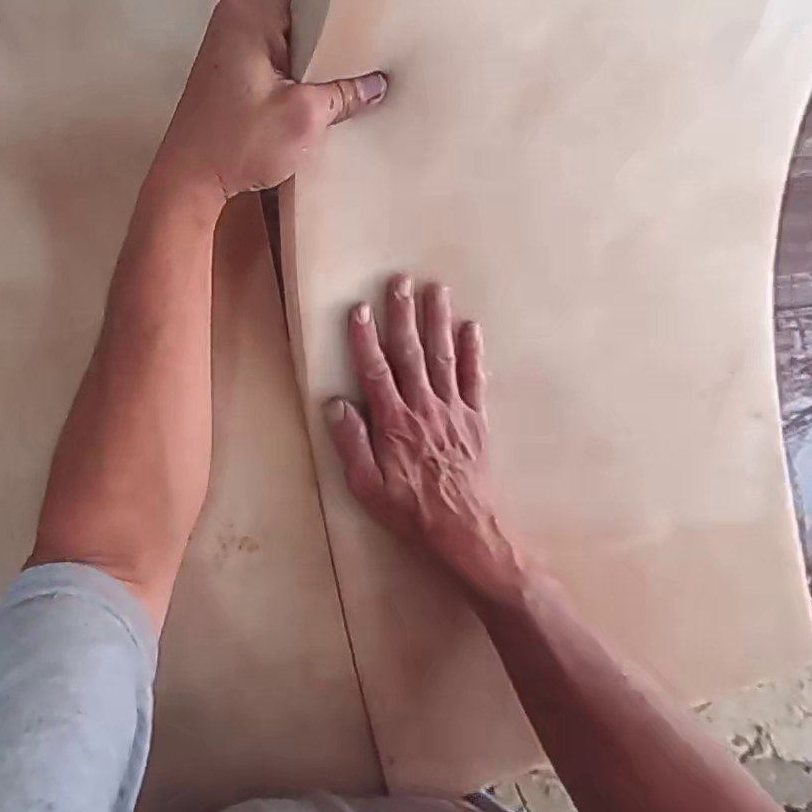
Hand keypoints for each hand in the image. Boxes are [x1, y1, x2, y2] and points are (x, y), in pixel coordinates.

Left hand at [152, 0, 386, 201]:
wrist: (190, 180)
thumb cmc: (238, 144)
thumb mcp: (303, 118)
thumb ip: (345, 93)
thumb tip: (379, 83)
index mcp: (252, 5)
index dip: (352, 9)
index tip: (382, 29)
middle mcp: (238, 11)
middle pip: (307, 11)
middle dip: (339, 38)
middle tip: (378, 58)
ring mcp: (233, 40)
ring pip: (296, 38)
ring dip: (321, 61)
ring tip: (357, 78)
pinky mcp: (235, 68)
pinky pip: (281, 58)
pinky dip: (301, 75)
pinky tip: (325, 95)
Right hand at [324, 275, 532, 604]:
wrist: (465, 530)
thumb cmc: (410, 509)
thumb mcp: (367, 486)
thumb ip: (352, 443)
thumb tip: (336, 404)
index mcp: (393, 422)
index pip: (375, 370)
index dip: (365, 338)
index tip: (360, 309)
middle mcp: (423, 407)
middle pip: (411, 353)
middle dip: (403, 315)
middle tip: (400, 281)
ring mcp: (453, 410)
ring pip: (443, 356)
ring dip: (437, 321)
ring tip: (435, 289)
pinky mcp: (475, 419)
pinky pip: (474, 378)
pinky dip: (472, 352)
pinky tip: (471, 327)